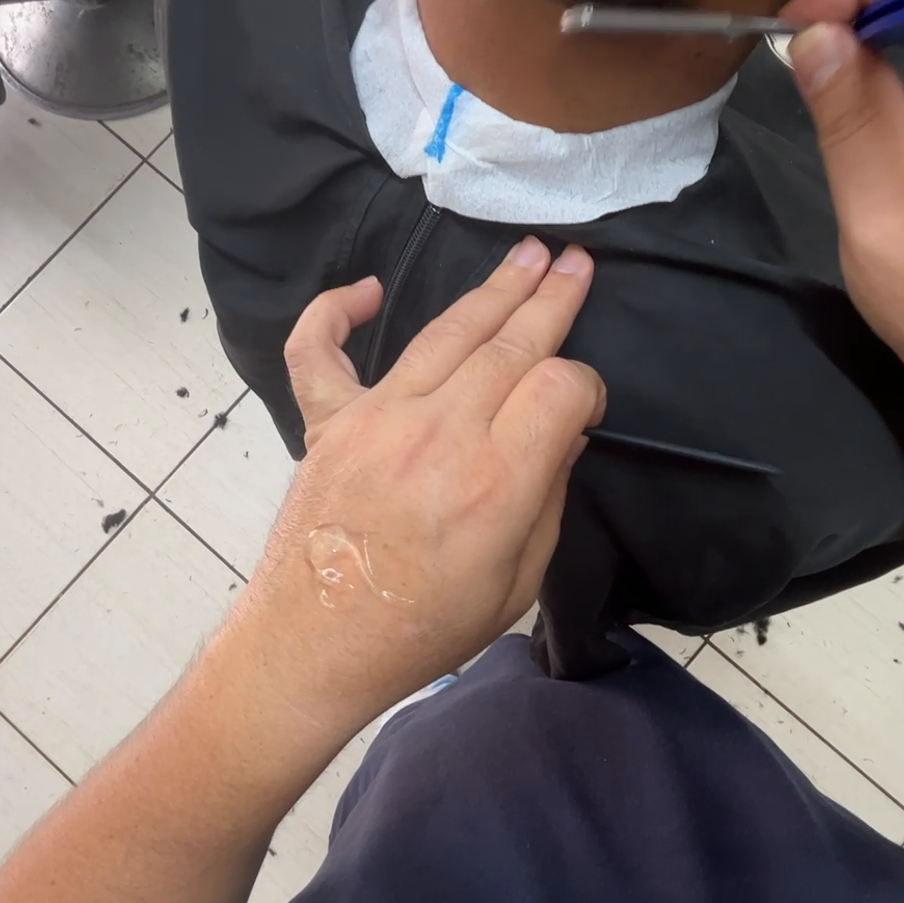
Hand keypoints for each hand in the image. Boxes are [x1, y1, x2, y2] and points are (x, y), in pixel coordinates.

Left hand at [225, 238, 605, 727]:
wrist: (316, 647)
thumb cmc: (422, 630)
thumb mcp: (514, 586)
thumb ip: (547, 502)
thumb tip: (563, 435)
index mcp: (496, 482)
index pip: (560, 387)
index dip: (586, 385)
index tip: (587, 403)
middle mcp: (439, 435)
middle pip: (510, 344)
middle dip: (551, 299)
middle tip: (575, 260)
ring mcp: (376, 420)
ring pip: (443, 333)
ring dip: (491, 290)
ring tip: (525, 255)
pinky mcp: (328, 423)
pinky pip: (319, 352)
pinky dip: (333, 313)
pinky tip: (364, 290)